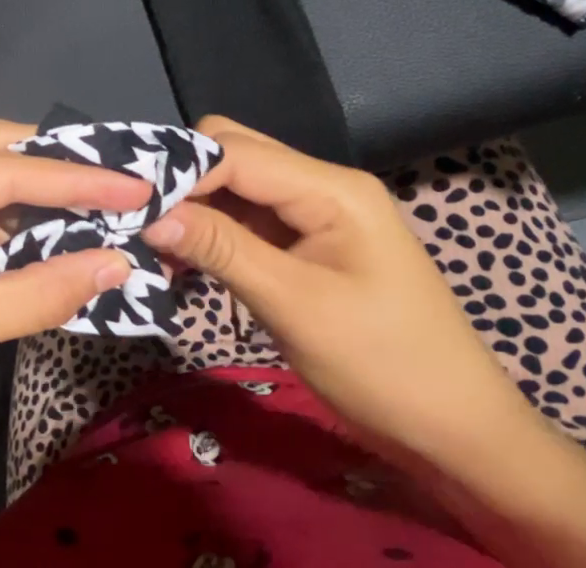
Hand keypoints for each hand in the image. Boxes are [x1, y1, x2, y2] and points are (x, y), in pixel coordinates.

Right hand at [140, 116, 534, 463]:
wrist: (456, 433)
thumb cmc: (385, 367)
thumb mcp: (295, 306)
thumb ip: (221, 249)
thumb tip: (149, 215)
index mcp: (332, 189)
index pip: (235, 152)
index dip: (180, 172)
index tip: (129, 207)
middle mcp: (321, 187)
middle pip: (232, 156)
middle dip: (183, 184)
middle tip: (140, 228)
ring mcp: (314, 216)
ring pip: (233, 188)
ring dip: (192, 212)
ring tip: (152, 250)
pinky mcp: (305, 245)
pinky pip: (245, 221)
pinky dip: (210, 235)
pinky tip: (182, 264)